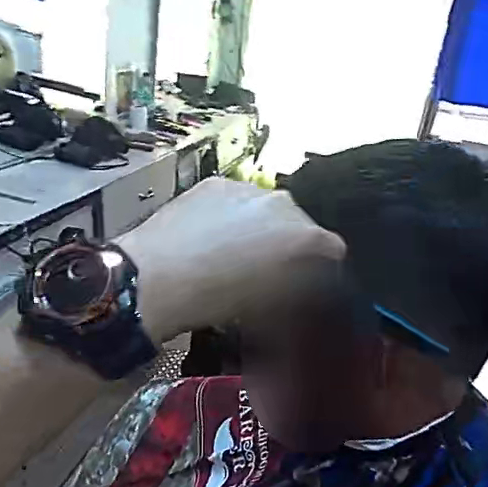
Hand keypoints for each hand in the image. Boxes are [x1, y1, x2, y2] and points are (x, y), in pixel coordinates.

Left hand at [118, 178, 344, 342]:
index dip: (325, 265)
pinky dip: (235, 214)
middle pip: (301, 222)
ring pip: (268, 207)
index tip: (314, 277)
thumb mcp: (270, 303)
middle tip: (274, 268)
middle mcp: (281, 204)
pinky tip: (215, 235)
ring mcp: (247, 190)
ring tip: (239, 252)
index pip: (332, 246)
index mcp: (302, 237)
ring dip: (263, 226)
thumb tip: (310, 280)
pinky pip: (238, 199)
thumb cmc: (215, 299)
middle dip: (293, 242)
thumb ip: (300, 287)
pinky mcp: (215, 184)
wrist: (155, 279)